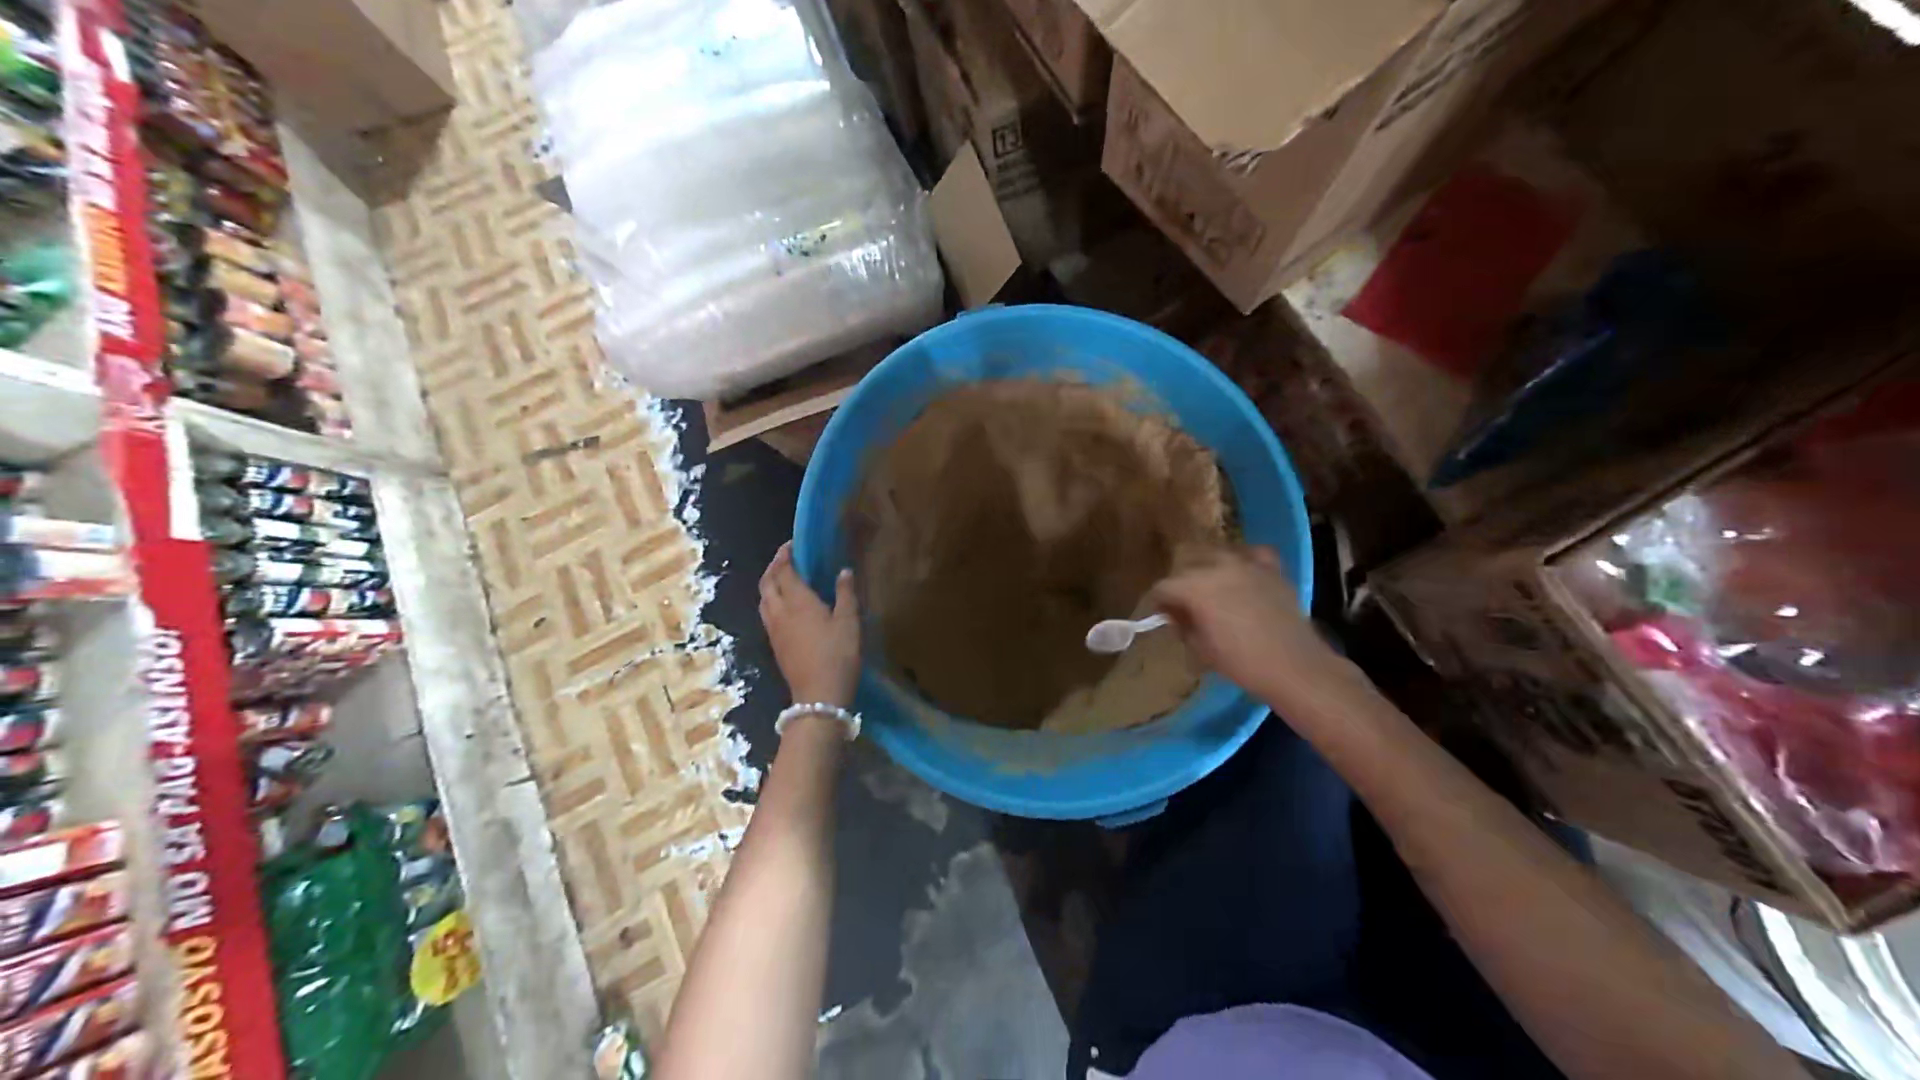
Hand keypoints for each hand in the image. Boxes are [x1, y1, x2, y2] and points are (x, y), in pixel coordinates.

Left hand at [759, 542, 860, 707]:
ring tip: (783, 579)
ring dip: (769, 584)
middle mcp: (779, 611)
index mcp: (798, 601)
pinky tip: (784, 606)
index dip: (785, 554)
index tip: (792, 544)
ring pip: (763, 598)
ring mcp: (773, 629)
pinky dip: (771, 600)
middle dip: (773, 566)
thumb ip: (845, 594)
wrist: (818, 696)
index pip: (784, 570)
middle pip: (767, 582)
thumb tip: (843, 571)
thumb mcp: (849, 622)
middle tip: (786, 558)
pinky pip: (766, 613)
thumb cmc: (838, 655)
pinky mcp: (774, 644)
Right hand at [1148, 546, 1336, 700]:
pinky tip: (1243, 575)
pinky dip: (1243, 561)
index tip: (1161, 615)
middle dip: (1181, 584)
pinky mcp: (1272, 569)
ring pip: (1216, 555)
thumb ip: (1182, 624)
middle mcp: (1218, 567)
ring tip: (1212, 590)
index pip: (1163, 586)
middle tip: (1184, 606)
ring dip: (1208, 570)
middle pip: (1187, 566)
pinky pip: (1251, 554)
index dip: (1158, 601)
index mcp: (1195, 587)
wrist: (1296, 667)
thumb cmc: (1242, 663)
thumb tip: (1176, 613)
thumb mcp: (1199, 648)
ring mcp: (1247, 564)